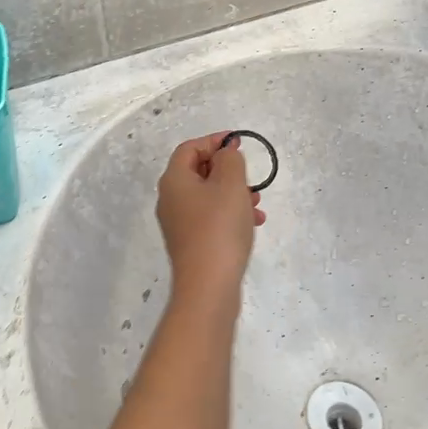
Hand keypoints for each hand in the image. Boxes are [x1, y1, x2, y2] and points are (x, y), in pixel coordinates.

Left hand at [155, 132, 264, 303]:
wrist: (208, 286)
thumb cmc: (219, 228)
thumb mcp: (230, 185)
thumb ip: (230, 160)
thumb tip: (225, 153)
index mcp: (174, 180)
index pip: (190, 148)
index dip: (214, 141)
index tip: (239, 143)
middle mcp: (170, 199)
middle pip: (198, 172)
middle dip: (227, 171)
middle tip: (250, 179)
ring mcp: (178, 223)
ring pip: (208, 196)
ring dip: (234, 194)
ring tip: (257, 204)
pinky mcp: (189, 243)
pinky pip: (210, 218)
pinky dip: (230, 214)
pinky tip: (252, 224)